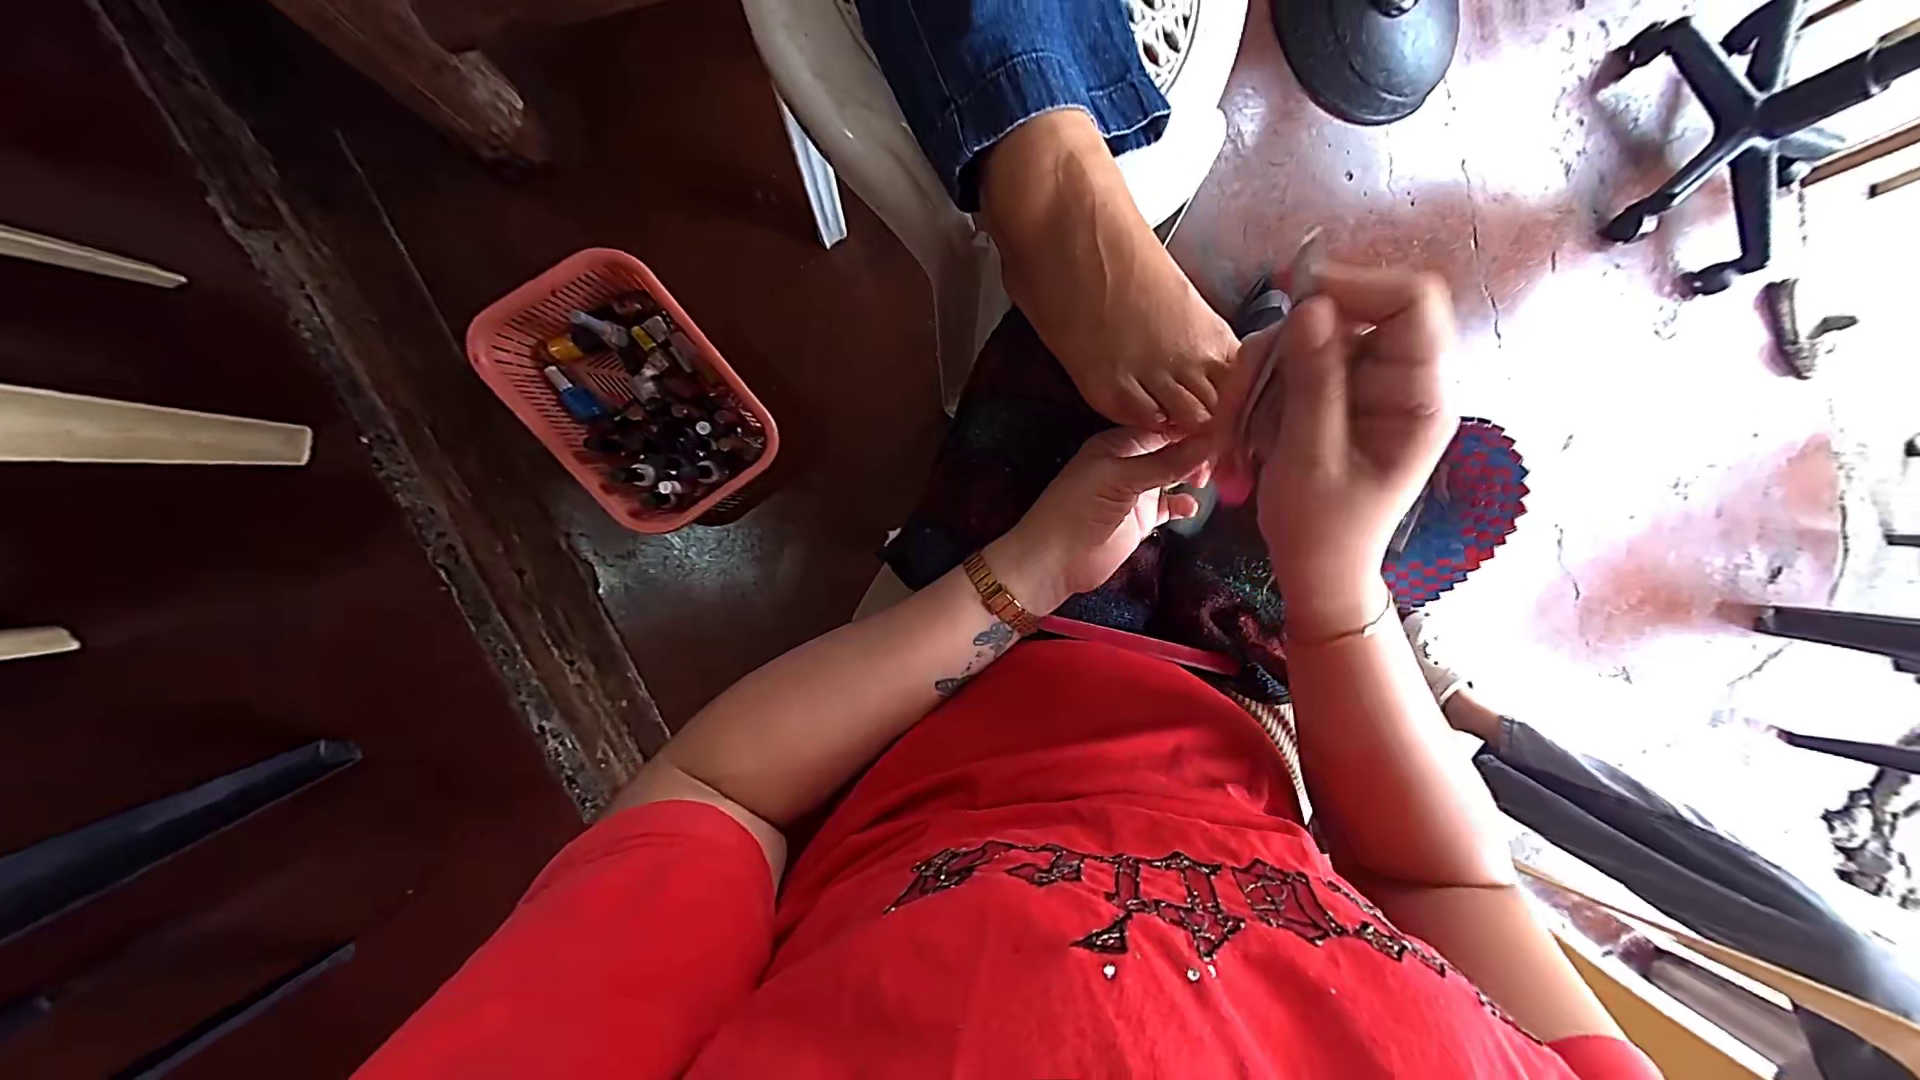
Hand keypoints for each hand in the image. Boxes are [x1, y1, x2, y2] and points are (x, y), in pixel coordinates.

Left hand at [985, 429, 1211, 615]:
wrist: (1051, 562)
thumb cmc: (1076, 512)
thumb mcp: (1118, 480)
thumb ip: (1164, 463)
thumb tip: (1212, 440)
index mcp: (1117, 444)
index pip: (1163, 426)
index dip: (1192, 426)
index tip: (1227, 426)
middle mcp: (1128, 463)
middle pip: (1172, 449)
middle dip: (1197, 451)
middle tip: (1225, 457)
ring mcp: (1135, 492)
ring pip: (1173, 476)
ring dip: (1193, 475)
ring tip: (1210, 479)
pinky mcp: (1140, 519)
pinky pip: (1169, 506)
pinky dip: (1182, 504)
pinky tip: (1192, 507)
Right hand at [1249, 264, 1457, 636]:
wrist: (1312, 567)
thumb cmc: (1322, 528)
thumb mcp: (1311, 459)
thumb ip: (1314, 383)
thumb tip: (1312, 307)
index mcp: (1417, 396)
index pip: (1411, 303)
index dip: (1357, 286)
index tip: (1294, 297)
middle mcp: (1389, 380)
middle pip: (1336, 322)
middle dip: (1276, 357)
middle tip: (1235, 404)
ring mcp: (1352, 388)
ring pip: (1295, 347)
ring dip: (1252, 386)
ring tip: (1233, 440)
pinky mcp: (1320, 399)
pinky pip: (1278, 374)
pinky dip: (1249, 401)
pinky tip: (1240, 440)